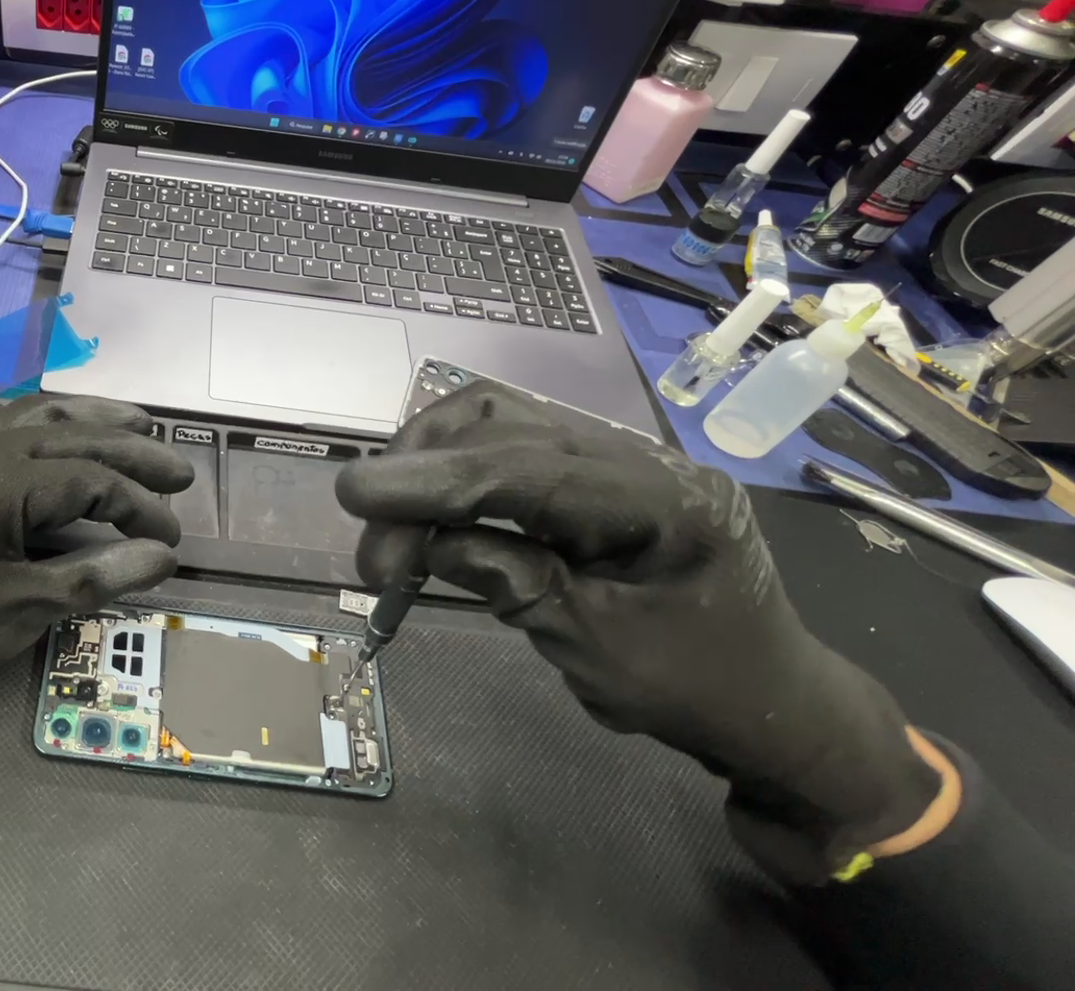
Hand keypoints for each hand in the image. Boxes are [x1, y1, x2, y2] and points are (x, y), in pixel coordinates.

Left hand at [0, 395, 192, 745]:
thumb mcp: (18, 612)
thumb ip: (95, 575)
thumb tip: (164, 555)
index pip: (91, 480)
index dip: (140, 508)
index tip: (173, 540)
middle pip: (72, 435)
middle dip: (131, 449)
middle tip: (180, 470)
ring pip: (36, 417)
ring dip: (92, 419)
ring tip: (139, 423)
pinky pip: (6, 429)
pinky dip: (50, 427)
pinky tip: (70, 437)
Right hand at [335, 384, 941, 883]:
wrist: (772, 703)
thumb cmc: (692, 689)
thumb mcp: (591, 647)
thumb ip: (507, 580)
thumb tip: (420, 540)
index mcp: (662, 500)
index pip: (523, 469)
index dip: (429, 480)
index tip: (352, 496)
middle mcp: (640, 456)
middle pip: (503, 420)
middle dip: (420, 468)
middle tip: (372, 538)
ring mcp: (620, 457)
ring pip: (500, 422)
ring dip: (431, 461)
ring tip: (390, 521)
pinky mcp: (596, 473)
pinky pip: (511, 450)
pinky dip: (457, 473)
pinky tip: (431, 512)